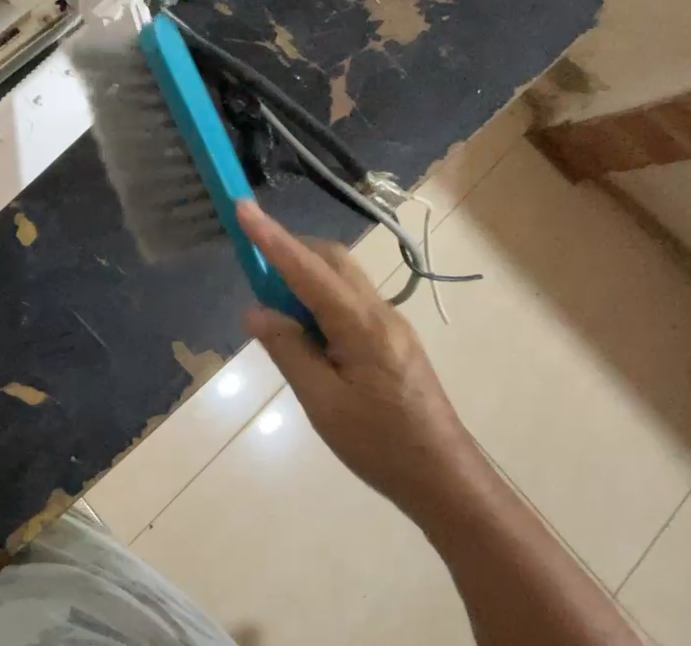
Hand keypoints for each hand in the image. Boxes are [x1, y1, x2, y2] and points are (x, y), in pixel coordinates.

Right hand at [236, 202, 485, 515]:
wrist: (447, 482)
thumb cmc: (381, 445)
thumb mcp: (322, 402)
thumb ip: (288, 350)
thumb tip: (257, 311)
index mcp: (361, 326)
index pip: (307, 269)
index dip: (271, 238)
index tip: (243, 207)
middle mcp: (380, 315)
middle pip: (331, 260)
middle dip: (289, 248)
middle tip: (251, 261)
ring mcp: (390, 327)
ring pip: (341, 279)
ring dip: (302, 275)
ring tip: (272, 304)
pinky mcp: (392, 343)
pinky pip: (347, 301)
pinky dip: (317, 299)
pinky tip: (302, 331)